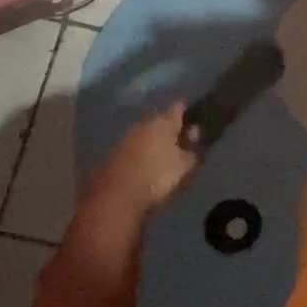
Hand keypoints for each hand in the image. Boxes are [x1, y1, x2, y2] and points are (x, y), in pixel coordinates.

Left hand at [80, 101, 201, 218]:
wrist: (114, 200)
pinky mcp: (110, 157)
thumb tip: (196, 142)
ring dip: (153, 145)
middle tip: (181, 147)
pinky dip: (139, 157)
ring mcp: (124, 140)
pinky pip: (131, 151)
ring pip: (144, 136)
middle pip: (160, 121)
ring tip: (162, 161)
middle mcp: (142, 124)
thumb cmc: (157, 177)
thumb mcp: (185, 166)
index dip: (190, 114)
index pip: (180, 106)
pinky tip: (143, 171)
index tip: (196, 127)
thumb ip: (194, 151)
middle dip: (170, 131)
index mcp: (163, 121)